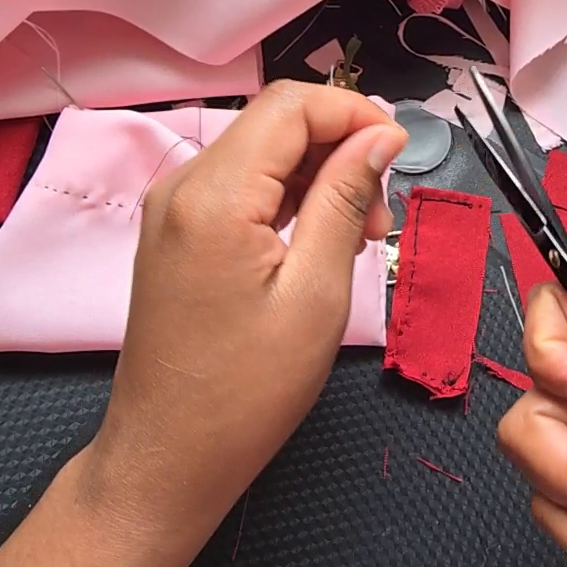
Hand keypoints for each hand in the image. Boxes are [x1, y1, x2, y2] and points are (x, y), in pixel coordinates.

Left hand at [79, 82, 407, 545]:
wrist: (167, 461)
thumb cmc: (248, 390)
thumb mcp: (316, 292)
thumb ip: (346, 198)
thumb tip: (381, 136)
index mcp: (215, 194)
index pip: (292, 106)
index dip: (354, 113)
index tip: (399, 152)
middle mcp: (185, 184)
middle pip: (278, 122)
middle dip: (341, 146)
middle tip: (380, 213)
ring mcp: (177, 206)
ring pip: (266, 151)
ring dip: (321, 173)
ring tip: (359, 233)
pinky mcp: (181, 229)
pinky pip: (247, 184)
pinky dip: (293, 195)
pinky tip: (322, 237)